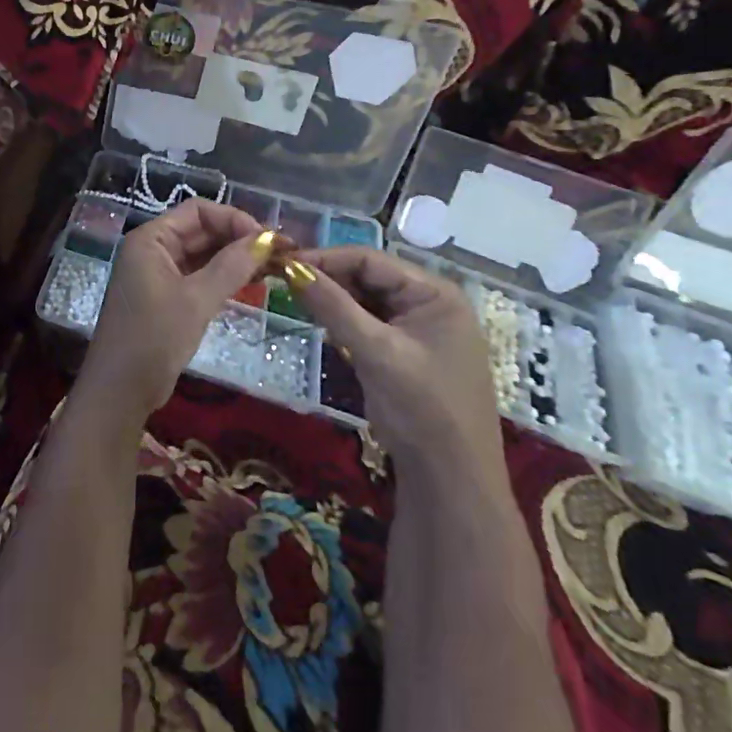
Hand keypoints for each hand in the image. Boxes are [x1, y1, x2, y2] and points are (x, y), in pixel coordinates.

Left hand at [82, 200, 264, 421]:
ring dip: (236, 259)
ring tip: (276, 269)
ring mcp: (157, 275)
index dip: (235, 219)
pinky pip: (198, 276)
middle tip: (283, 255)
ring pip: (203, 255)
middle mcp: (151, 250)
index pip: (198, 211)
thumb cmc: (154, 338)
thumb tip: (267, 239)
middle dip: (240, 239)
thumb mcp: (197, 300)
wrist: (121, 388)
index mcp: (150, 240)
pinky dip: (224, 277)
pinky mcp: (166, 298)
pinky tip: (254, 283)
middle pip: (201, 230)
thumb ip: (232, 266)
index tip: (270, 241)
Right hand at [286, 247, 503, 481]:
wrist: (450, 473)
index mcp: (435, 294)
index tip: (281, 264)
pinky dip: (342, 320)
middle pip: (368, 277)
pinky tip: (318, 321)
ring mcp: (419, 328)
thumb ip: (333, 306)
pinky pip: (368, 323)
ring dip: (332, 298)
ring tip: (292, 298)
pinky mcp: (405, 351)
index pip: (371, 259)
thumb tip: (291, 268)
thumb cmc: (421, 406)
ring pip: (366, 300)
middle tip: (281, 281)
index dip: (325, 258)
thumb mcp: (374, 351)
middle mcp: (430, 303)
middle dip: (327, 277)